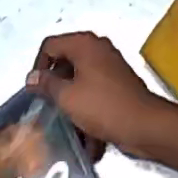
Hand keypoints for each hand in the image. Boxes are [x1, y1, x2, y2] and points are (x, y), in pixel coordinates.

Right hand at [25, 32, 168, 155]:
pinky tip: (90, 134)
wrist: (145, 125)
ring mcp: (109, 62)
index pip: (50, 45)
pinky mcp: (119, 80)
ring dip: (74, 102)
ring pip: (81, 78)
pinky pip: (96, 88)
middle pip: (66, 60)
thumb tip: (32, 76)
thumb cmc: (103, 106)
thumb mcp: (68, 97)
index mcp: (82, 42)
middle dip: (57, 86)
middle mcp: (96, 46)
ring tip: (71, 126)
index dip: (38, 66)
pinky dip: (89, 106)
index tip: (35, 90)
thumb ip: (47, 84)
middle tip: (51, 107)